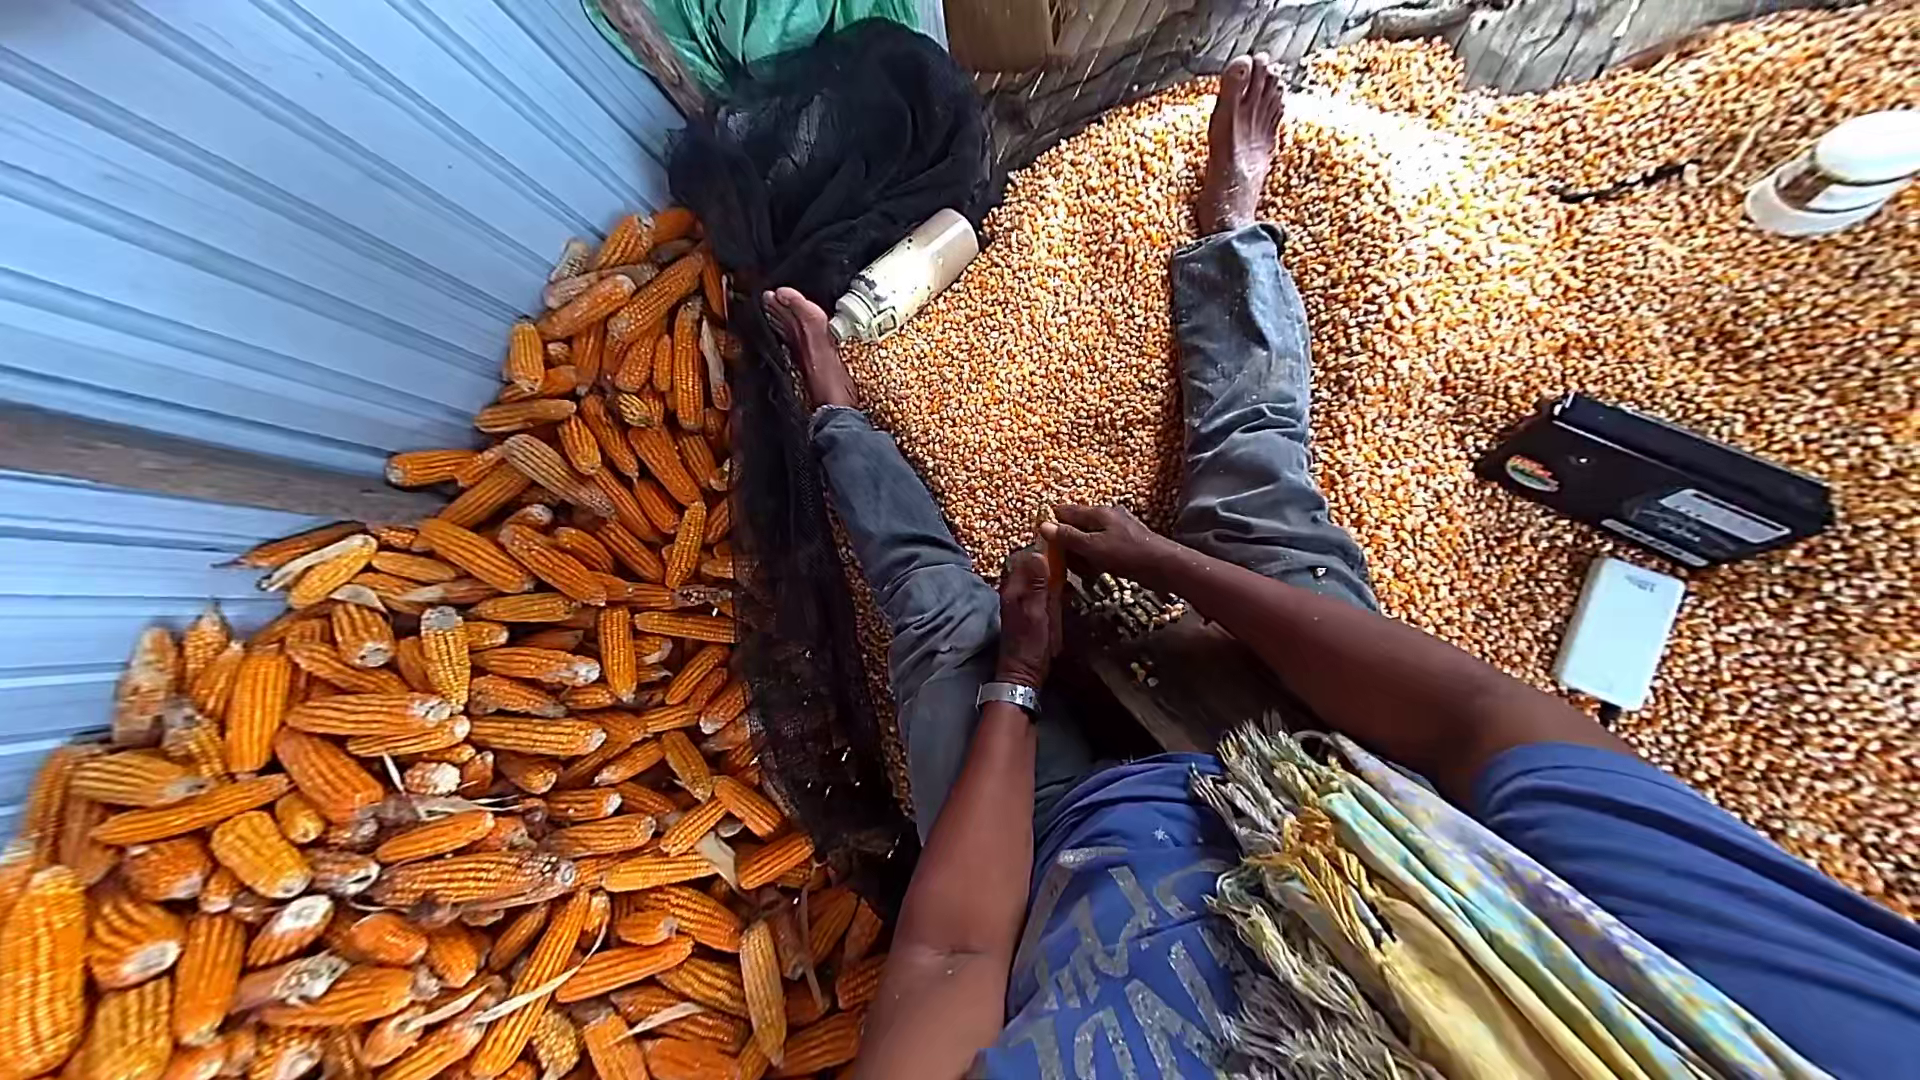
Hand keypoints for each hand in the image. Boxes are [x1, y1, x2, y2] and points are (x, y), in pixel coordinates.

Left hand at [994, 548, 1053, 688]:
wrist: (1023, 673)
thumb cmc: (1030, 645)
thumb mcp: (1037, 612)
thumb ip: (1037, 585)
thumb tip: (1038, 554)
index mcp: (1013, 589)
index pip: (1026, 558)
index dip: (1043, 552)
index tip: (1062, 549)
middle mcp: (1014, 591)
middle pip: (1033, 568)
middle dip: (1050, 568)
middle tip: (1067, 570)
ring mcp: (1021, 601)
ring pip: (1039, 581)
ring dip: (1052, 582)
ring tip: (1065, 587)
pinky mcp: (1029, 611)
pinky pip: (1042, 594)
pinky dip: (1052, 594)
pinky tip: (1062, 597)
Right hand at [1041, 505, 1180, 590]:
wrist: (1165, 567)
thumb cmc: (1127, 555)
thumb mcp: (1093, 547)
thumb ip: (1068, 537)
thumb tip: (1043, 525)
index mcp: (1097, 512)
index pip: (1065, 511)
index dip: (1051, 522)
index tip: (1040, 538)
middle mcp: (1107, 515)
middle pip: (1077, 524)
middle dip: (1066, 541)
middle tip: (1059, 560)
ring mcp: (1118, 528)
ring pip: (1089, 537)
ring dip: (1080, 552)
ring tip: (1078, 568)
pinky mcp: (1126, 542)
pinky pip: (1101, 546)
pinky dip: (1094, 557)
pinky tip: (1094, 570)